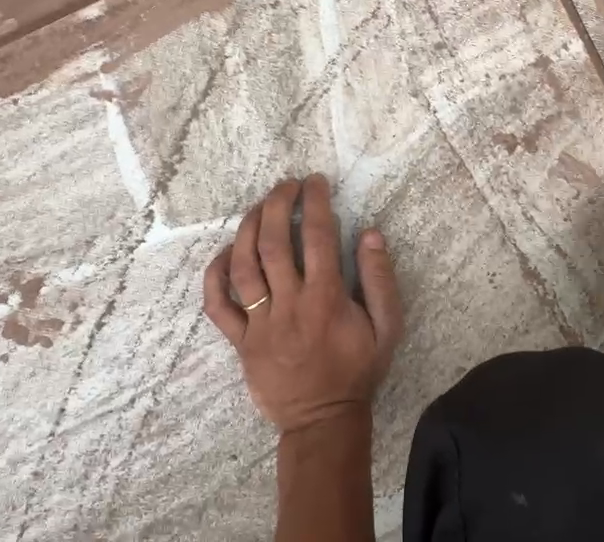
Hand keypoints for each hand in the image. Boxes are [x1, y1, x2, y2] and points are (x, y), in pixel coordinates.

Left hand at [203, 176, 403, 433]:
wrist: (323, 420)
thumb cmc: (357, 370)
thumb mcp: (387, 327)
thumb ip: (380, 279)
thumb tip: (370, 232)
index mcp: (326, 298)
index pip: (317, 235)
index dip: (315, 202)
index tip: (315, 182)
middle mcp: (289, 305)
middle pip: (273, 242)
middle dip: (277, 204)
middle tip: (286, 185)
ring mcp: (259, 324)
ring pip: (243, 265)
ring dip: (247, 228)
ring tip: (259, 207)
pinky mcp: (240, 341)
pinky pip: (217, 305)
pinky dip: (215, 274)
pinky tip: (226, 251)